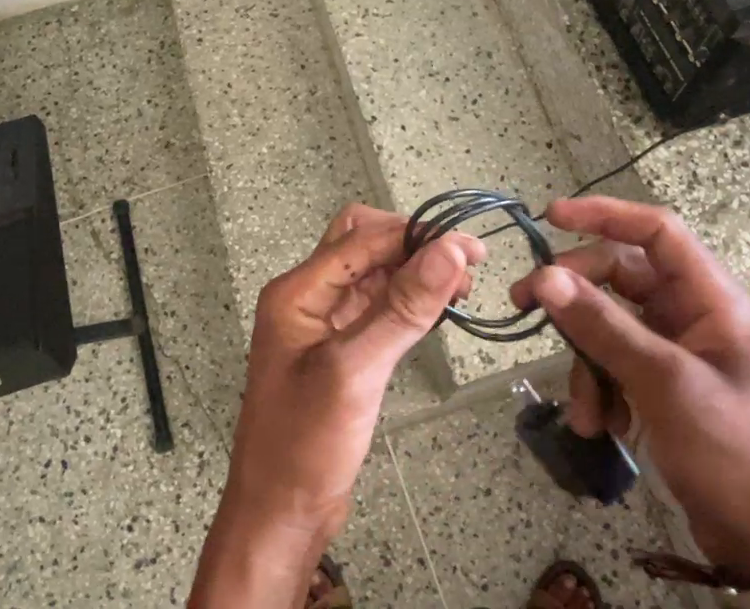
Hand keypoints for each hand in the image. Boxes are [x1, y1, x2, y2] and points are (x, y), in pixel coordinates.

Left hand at [190, 204, 482, 605]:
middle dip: (413, 244)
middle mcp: (308, 297)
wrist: (279, 514)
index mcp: (298, 291)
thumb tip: (451, 248)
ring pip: (374, 274)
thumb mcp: (356, 370)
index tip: (470, 246)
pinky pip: (377, 306)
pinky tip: (437, 310)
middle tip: (464, 265)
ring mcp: (323, 323)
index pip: (362, 237)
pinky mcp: (340, 349)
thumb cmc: (305, 445)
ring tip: (462, 287)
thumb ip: (403, 308)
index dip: (417, 234)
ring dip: (415, 272)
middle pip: (363, 243)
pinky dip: (408, 301)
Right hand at [510, 196, 749, 579]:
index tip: (550, 216)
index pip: (656, 231)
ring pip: (608, 324)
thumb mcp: (665, 384)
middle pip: (619, 277)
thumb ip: (604, 326)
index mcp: (713, 299)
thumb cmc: (734, 453)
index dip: (604, 215)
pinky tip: (599, 425)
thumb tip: (546, 277)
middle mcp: (692, 313)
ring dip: (585, 361)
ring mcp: (676, 349)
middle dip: (574, 298)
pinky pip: (614, 363)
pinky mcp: (661, 382)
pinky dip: (598, 388)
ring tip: (584, 411)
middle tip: (525, 305)